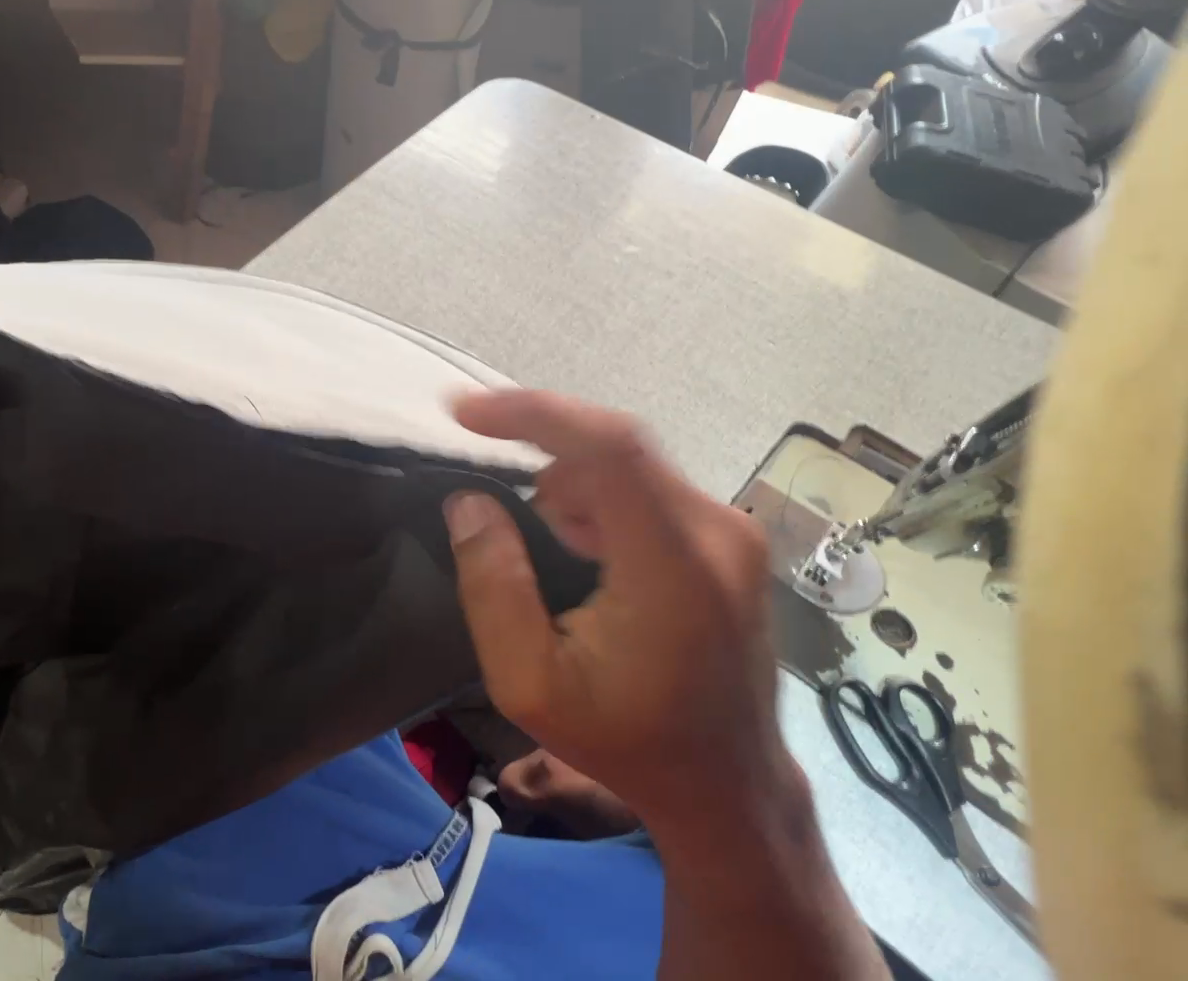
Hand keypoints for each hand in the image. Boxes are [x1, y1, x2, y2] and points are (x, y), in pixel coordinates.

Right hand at [443, 390, 794, 842]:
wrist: (726, 784)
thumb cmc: (624, 741)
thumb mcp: (527, 682)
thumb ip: (493, 585)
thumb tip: (469, 503)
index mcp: (672, 567)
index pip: (609, 447)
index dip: (533, 413)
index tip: (464, 413)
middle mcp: (717, 531)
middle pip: (612, 450)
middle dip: (542, 470)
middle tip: (507, 534)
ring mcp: (733, 532)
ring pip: (628, 468)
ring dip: (571, 496)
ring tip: (556, 573)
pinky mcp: (732, 539)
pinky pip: (648, 490)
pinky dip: (600, 507)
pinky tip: (589, 567)